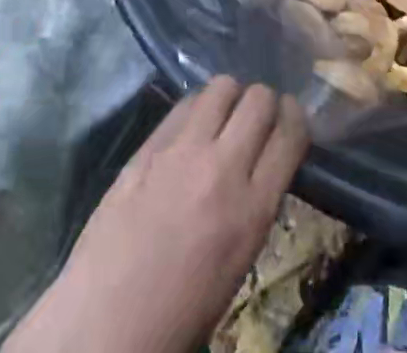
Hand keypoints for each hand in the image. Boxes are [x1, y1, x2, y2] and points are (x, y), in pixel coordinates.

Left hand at [4, 77, 307, 352]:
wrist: (110, 317)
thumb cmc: (184, 306)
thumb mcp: (241, 258)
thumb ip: (256, 201)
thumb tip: (261, 164)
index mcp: (254, 208)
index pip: (290, 135)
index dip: (297, 118)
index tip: (291, 119)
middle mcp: (222, 168)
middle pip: (259, 100)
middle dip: (266, 102)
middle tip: (258, 116)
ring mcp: (181, 151)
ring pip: (221, 88)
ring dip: (231, 96)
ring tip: (224, 115)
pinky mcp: (148, 146)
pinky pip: (183, 105)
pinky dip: (197, 107)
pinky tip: (192, 126)